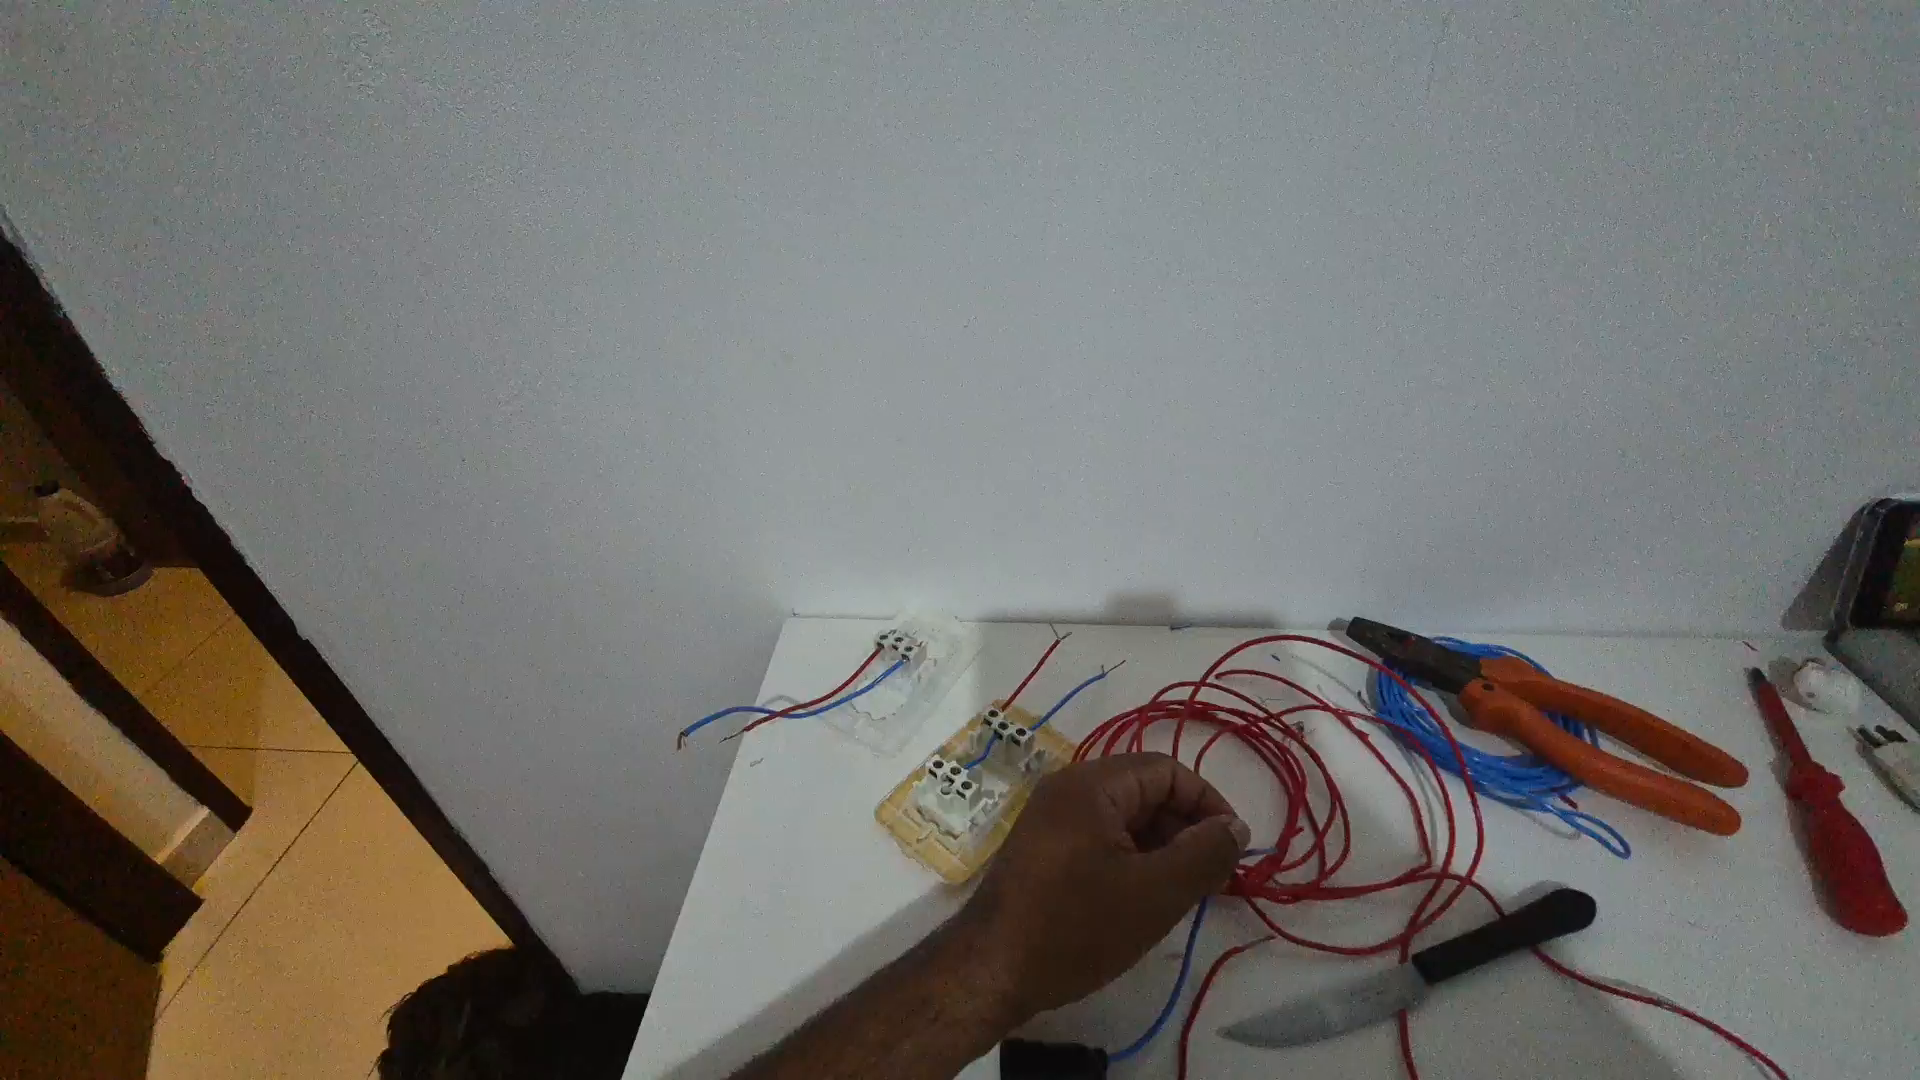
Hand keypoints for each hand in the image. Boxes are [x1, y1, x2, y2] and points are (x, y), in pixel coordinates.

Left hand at [956, 753, 1249, 1023]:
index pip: (1165, 770)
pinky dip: (1132, 859)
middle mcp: (1068, 788)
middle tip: (1215, 879)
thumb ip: (1203, 854)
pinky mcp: (1044, 848)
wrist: (992, 967)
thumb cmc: (1076, 925)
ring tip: (1187, 894)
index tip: (1234, 848)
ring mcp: (1052, 817)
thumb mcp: (1154, 893)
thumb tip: (1235, 826)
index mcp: (1092, 784)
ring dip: (1161, 847)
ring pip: (1123, 818)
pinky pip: (1100, 837)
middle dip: (1186, 828)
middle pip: (1144, 791)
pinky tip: (1146, 899)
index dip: (1207, 803)